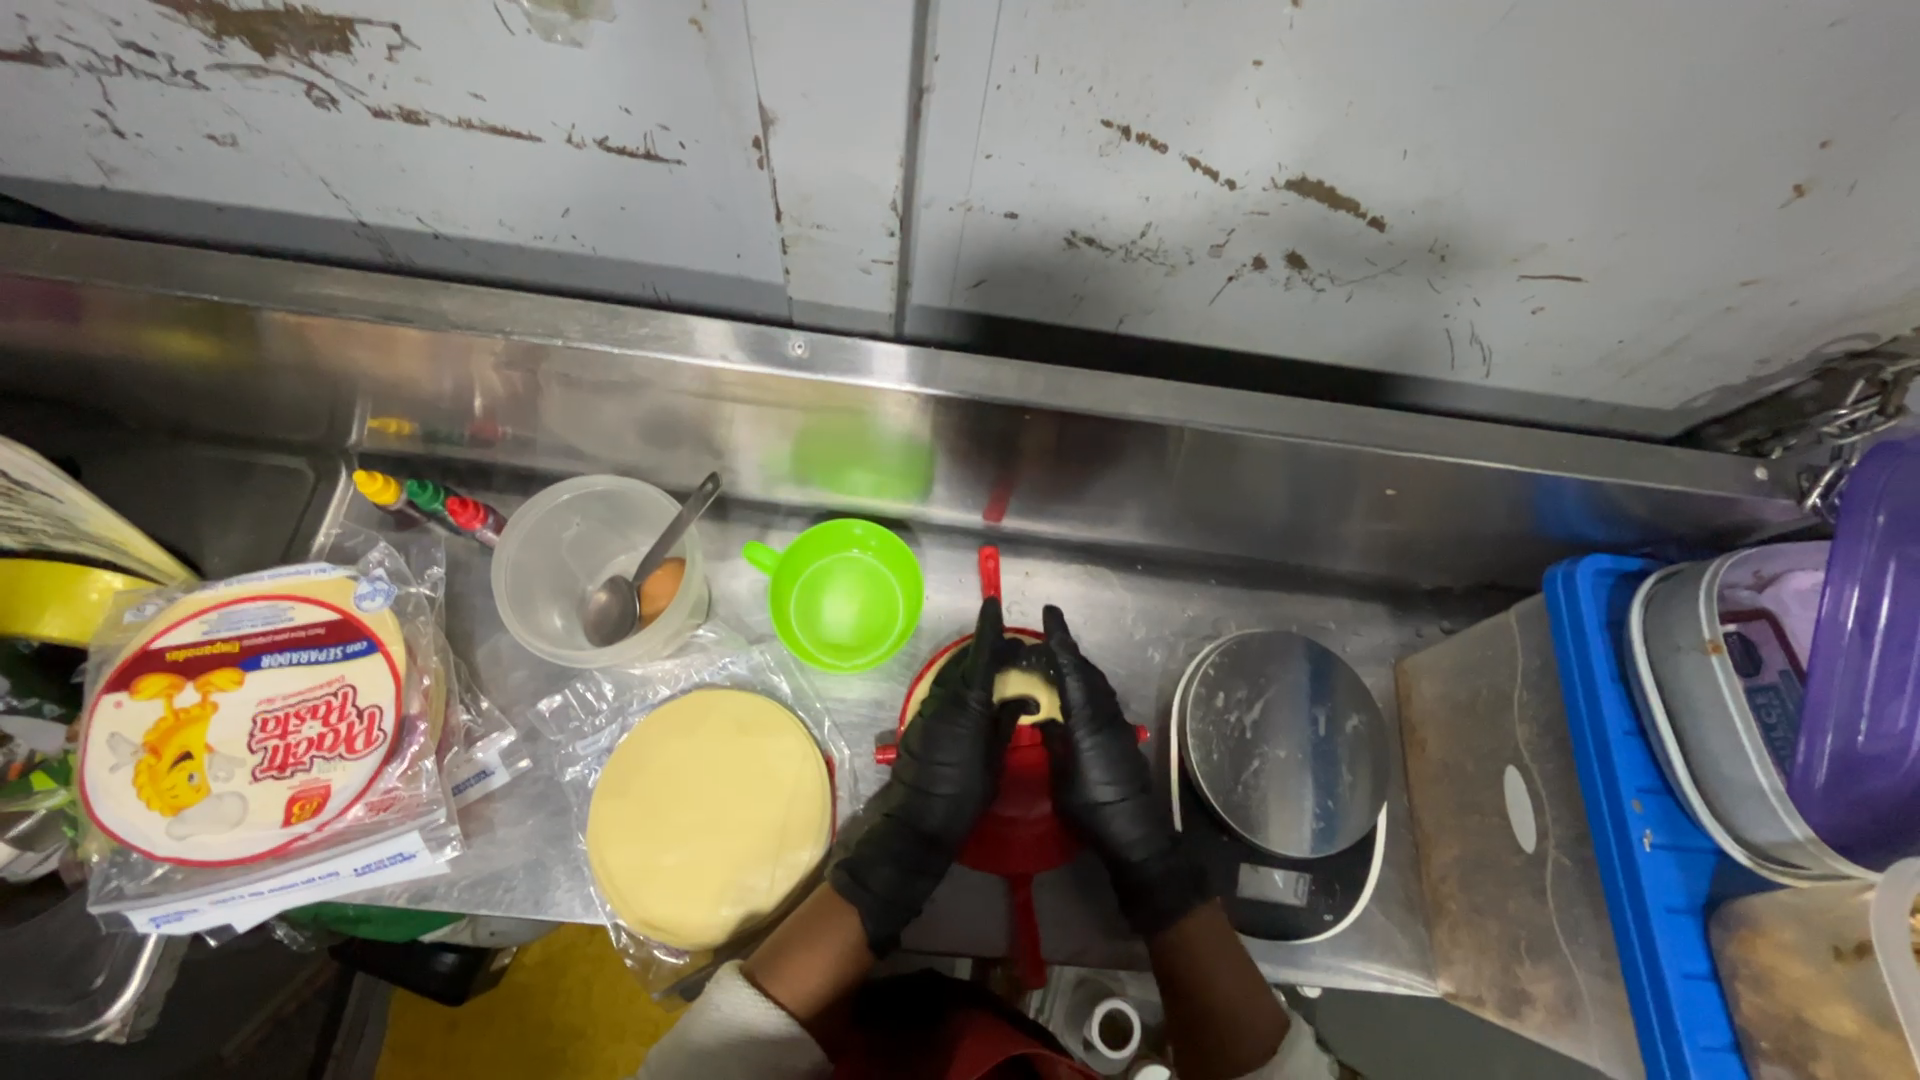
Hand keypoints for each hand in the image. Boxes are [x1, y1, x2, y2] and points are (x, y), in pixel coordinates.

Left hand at [829, 597, 1033, 953]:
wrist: (918, 821)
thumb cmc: (965, 794)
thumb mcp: (994, 759)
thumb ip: (1005, 722)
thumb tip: (1024, 699)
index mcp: (967, 706)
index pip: (980, 657)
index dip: (987, 629)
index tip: (993, 604)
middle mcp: (943, 700)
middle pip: (966, 665)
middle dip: (987, 652)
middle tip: (1011, 651)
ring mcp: (927, 711)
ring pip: (952, 680)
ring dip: (972, 671)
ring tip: (996, 673)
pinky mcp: (918, 724)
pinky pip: (942, 697)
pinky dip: (959, 690)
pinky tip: (974, 699)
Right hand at [1035, 604, 1212, 936]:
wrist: (1133, 835)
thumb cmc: (1091, 810)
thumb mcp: (1061, 778)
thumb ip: (1054, 743)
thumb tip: (1046, 718)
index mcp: (1087, 722)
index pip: (1072, 671)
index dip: (1060, 641)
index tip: (1049, 616)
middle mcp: (1106, 717)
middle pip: (1087, 673)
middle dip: (1068, 651)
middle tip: (1047, 636)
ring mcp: (1118, 727)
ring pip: (1097, 686)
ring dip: (1079, 668)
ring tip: (1058, 661)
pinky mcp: (1123, 739)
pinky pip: (1102, 700)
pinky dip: (1087, 687)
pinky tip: (1075, 695)